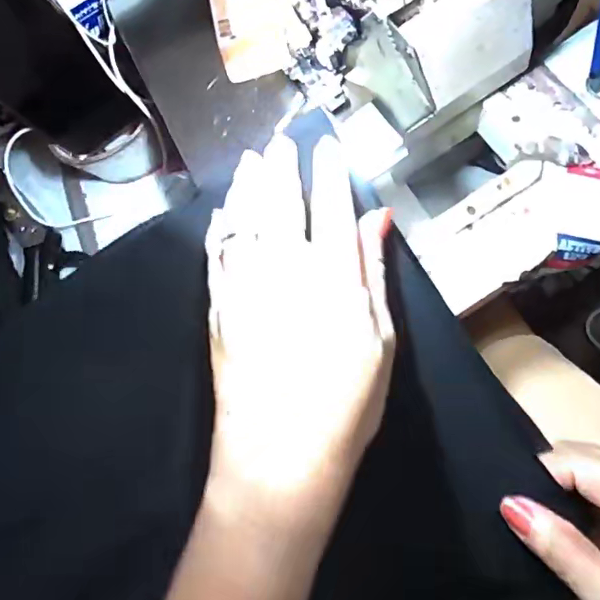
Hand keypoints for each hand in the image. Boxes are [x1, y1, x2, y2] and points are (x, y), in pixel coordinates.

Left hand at [205, 134, 394, 512]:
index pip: (331, 202)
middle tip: (282, 139)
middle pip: (282, 200)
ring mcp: (247, 284)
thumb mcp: (381, 339)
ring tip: (252, 159)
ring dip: (249, 184)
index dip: (329, 168)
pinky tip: (225, 211)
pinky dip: (221, 226)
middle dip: (283, 164)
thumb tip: (377, 216)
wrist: (277, 460)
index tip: (328, 144)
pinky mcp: (220, 306)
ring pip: (245, 217)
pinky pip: (218, 253)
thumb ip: (373, 270)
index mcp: (333, 274)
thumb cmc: (346, 404)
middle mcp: (287, 267)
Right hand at [502, 443, 599, 599]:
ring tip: (541, 528)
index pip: (570, 462)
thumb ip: (566, 554)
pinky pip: (595, 477)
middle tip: (520, 526)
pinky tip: (569, 529)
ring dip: (557, 491)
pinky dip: (574, 497)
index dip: (533, 482)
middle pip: (574, 455)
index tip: (506, 514)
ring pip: (581, 463)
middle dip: (542, 483)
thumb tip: (510, 506)